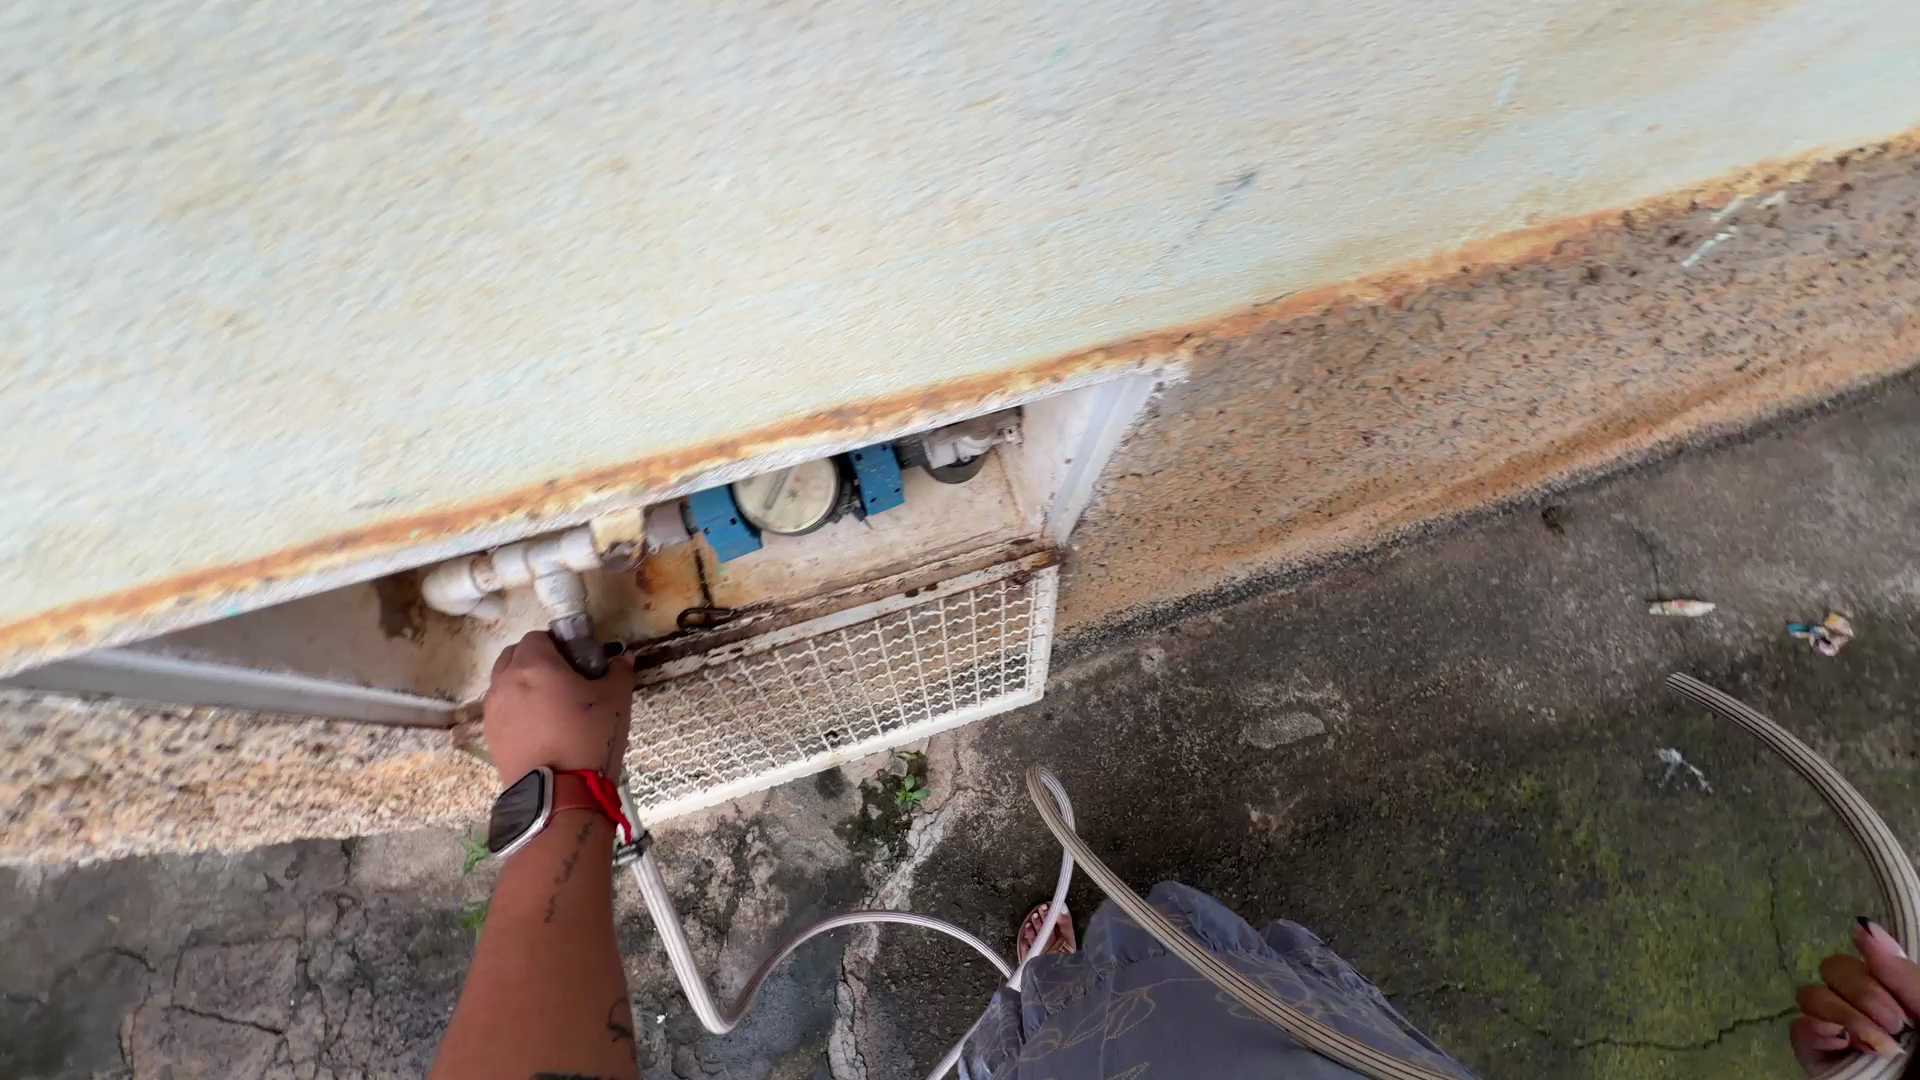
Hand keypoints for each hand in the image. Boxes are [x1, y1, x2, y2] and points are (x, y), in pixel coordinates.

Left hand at [483, 630, 633, 786]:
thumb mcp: (617, 698)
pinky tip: (542, 726)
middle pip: (514, 655)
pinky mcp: (490, 735)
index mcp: (535, 665)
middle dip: (537, 658)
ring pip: (504, 681)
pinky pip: (502, 707)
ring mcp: (493, 710)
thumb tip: (622, 658)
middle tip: (566, 677)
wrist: (561, 793)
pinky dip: (517, 707)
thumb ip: (619, 671)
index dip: (559, 643)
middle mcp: (505, 682)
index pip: (538, 636)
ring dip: (524, 682)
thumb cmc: (590, 736)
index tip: (579, 659)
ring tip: (553, 703)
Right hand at [1792, 918, 1918, 1072]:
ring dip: (1843, 1014)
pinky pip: (1798, 1024)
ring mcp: (1840, 1031)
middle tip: (1895, 1023)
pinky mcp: (1816, 1051)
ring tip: (1878, 1046)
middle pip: (1834, 968)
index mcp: (1904, 1001)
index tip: (1882, 966)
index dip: (1871, 957)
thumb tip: (1864, 925)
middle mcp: (1870, 1010)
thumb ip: (1910, 981)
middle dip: (1859, 990)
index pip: (1871, 958)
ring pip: (1812, 993)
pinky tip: (1842, 1043)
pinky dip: (1816, 1029)